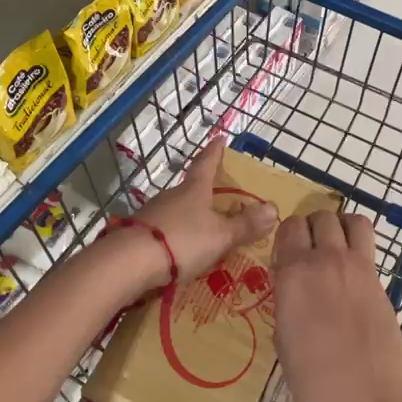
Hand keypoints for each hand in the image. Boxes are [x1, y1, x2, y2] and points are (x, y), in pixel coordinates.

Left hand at [125, 137, 277, 289]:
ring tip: (202, 232)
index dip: (215, 151)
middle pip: (190, 188)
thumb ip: (245, 225)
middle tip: (219, 198)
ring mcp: (151, 214)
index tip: (220, 138)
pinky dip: (174, 237)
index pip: (207, 163)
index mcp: (194, 190)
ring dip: (188, 218)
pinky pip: (163, 232)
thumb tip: (274, 208)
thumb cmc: (181, 241)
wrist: (128, 263)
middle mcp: (171, 196)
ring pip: (175, 211)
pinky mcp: (137, 235)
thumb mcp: (220, 235)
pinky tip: (179, 251)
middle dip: (204, 192)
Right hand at [271, 210, 401, 401]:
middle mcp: (326, 260)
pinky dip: (358, 245)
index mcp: (294, 274)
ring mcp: (358, 267)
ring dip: (340, 227)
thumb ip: (286, 301)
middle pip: (320, 217)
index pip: (289, 227)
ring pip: (351, 220)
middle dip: (312, 228)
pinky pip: (368, 245)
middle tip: (309, 254)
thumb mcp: (283, 339)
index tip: (285, 259)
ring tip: (335, 250)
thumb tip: (291, 286)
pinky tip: (351, 274)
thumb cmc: (314, 382)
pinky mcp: (380, 280)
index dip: (286, 238)